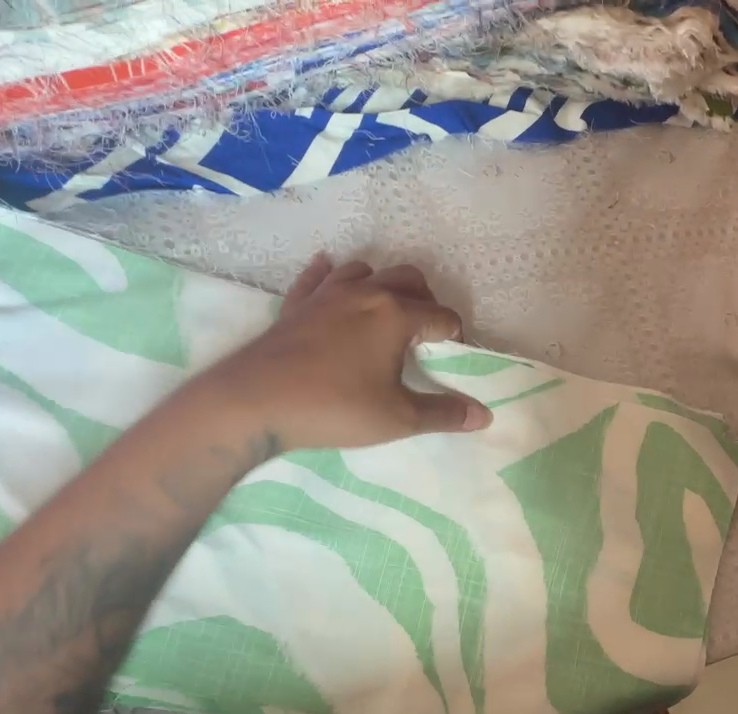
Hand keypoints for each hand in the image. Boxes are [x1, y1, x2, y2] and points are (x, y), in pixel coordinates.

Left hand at [191, 254, 491, 452]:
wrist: (253, 402)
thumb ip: (443, 414)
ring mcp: (326, 294)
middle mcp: (365, 293)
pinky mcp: (295, 304)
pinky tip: (334, 280)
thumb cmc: (334, 408)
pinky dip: (332, 276)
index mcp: (396, 315)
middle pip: (410, 279)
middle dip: (427, 302)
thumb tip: (484, 416)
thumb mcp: (398, 419)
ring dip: (385, 286)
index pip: (444, 317)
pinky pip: (318, 277)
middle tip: (427, 337)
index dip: (455, 340)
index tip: (450, 364)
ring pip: (366, 270)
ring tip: (388, 316)